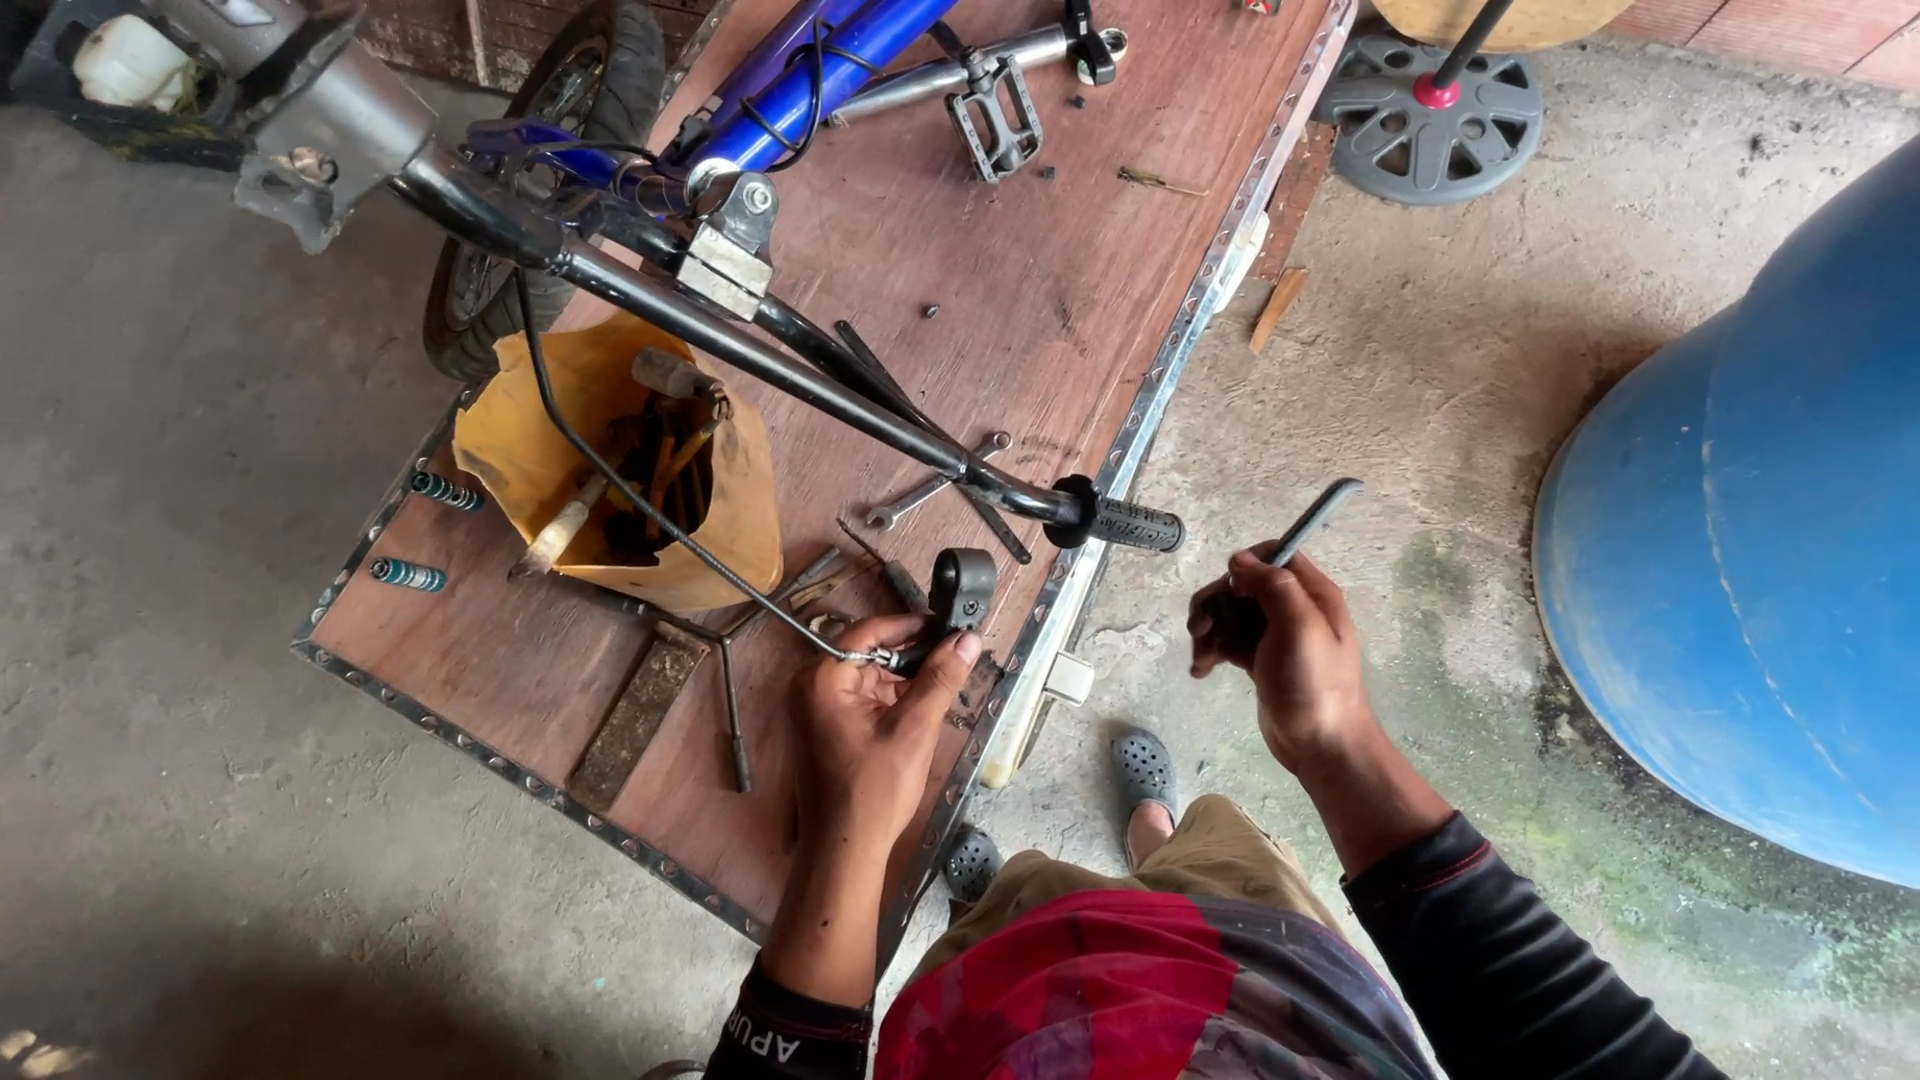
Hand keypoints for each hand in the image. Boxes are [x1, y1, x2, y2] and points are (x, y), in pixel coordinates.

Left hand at [790, 614, 981, 853]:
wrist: (845, 850)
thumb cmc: (874, 790)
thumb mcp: (914, 729)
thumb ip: (940, 679)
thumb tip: (968, 639)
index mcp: (822, 678)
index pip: (869, 631)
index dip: (909, 625)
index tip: (946, 625)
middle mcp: (810, 685)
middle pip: (867, 652)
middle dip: (910, 653)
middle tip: (952, 651)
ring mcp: (814, 707)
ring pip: (867, 675)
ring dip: (902, 677)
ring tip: (944, 677)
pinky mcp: (824, 726)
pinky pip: (860, 697)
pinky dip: (890, 697)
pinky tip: (920, 704)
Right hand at [1189, 548, 1375, 774]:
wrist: (1321, 746)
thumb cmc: (1314, 685)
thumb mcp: (1300, 628)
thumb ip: (1273, 587)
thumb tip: (1238, 559)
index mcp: (1311, 594)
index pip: (1275, 554)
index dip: (1246, 567)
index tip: (1231, 593)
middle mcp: (1293, 608)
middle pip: (1242, 585)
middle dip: (1215, 604)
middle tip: (1201, 631)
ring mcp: (1274, 635)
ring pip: (1229, 613)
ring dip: (1207, 630)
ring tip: (1201, 658)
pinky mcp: (1259, 659)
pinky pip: (1227, 640)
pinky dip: (1210, 651)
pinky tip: (1201, 670)